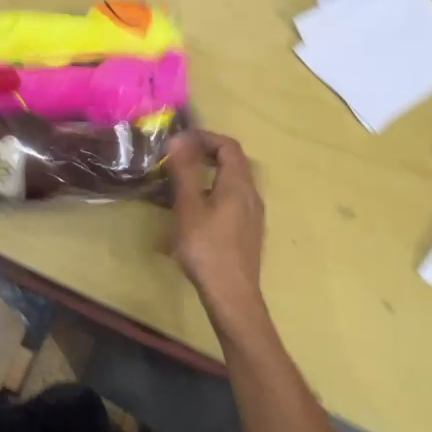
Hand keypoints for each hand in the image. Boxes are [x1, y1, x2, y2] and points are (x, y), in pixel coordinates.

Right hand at [169, 131, 269, 339]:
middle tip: (178, 158)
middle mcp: (252, 195)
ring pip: (233, 183)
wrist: (231, 294)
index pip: (229, 146)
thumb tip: (179, 138)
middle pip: (234, 163)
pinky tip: (194, 212)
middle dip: (206, 154)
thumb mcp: (189, 207)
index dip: (205, 137)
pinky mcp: (247, 231)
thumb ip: (185, 171)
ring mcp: (253, 215)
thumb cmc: (207, 248)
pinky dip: (213, 193)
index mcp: (239, 185)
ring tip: (181, 184)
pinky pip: (232, 200)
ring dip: (209, 174)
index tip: (179, 141)